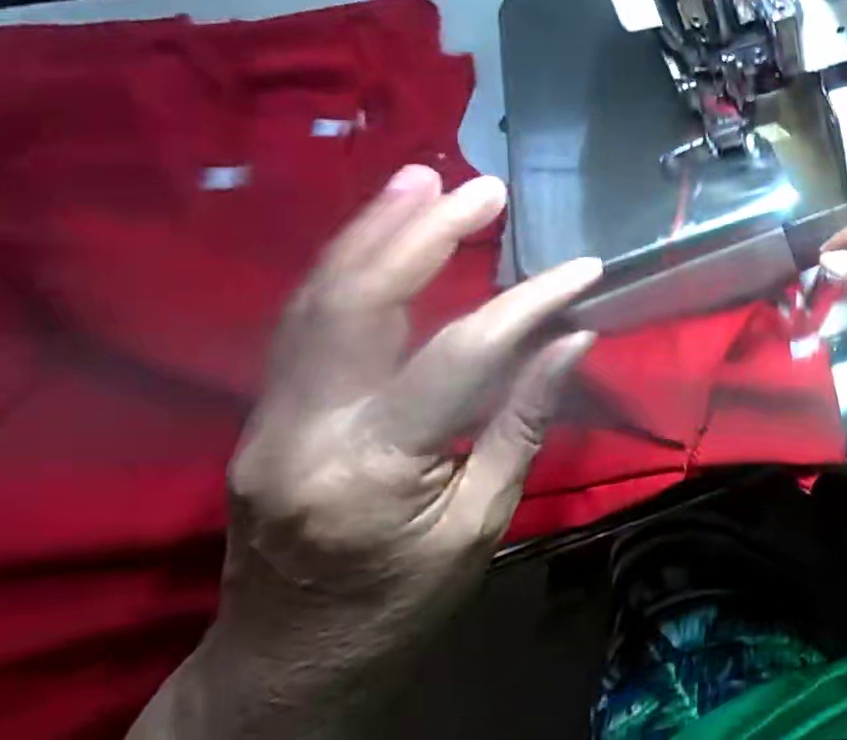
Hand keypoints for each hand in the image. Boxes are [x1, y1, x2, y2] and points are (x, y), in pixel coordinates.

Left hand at [152, 166, 601, 737]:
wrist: (283, 667)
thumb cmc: (399, 605)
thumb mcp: (481, 524)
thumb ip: (524, 421)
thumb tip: (573, 339)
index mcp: (371, 472)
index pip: (462, 357)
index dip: (529, 302)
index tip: (583, 269)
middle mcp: (304, 431)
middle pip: (360, 303)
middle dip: (425, 232)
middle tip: (483, 189)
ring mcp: (269, 416)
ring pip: (317, 298)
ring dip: (374, 230)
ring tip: (421, 179)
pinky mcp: (263, 410)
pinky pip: (304, 319)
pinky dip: (347, 264)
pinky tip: (379, 230)